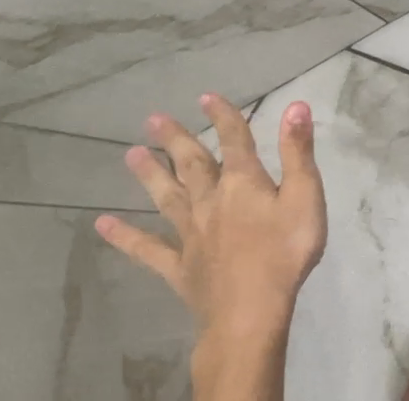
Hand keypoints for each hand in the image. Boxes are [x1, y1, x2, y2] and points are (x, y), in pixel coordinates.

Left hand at [95, 94, 325, 399]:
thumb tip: (295, 106)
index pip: (234, 140)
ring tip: (130, 155)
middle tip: (152, 119)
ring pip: (167, 198)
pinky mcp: (178, 266)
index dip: (222, 116)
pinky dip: (125, 236)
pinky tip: (103, 225)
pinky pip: (148, 248)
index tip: (207, 96)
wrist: (250, 312)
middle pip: (191, 164)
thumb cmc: (286, 250)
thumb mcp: (305, 195)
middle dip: (176, 139)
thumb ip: (298, 151)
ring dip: (149, 175)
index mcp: (244, 182)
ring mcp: (190, 234)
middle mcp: (211, 201)